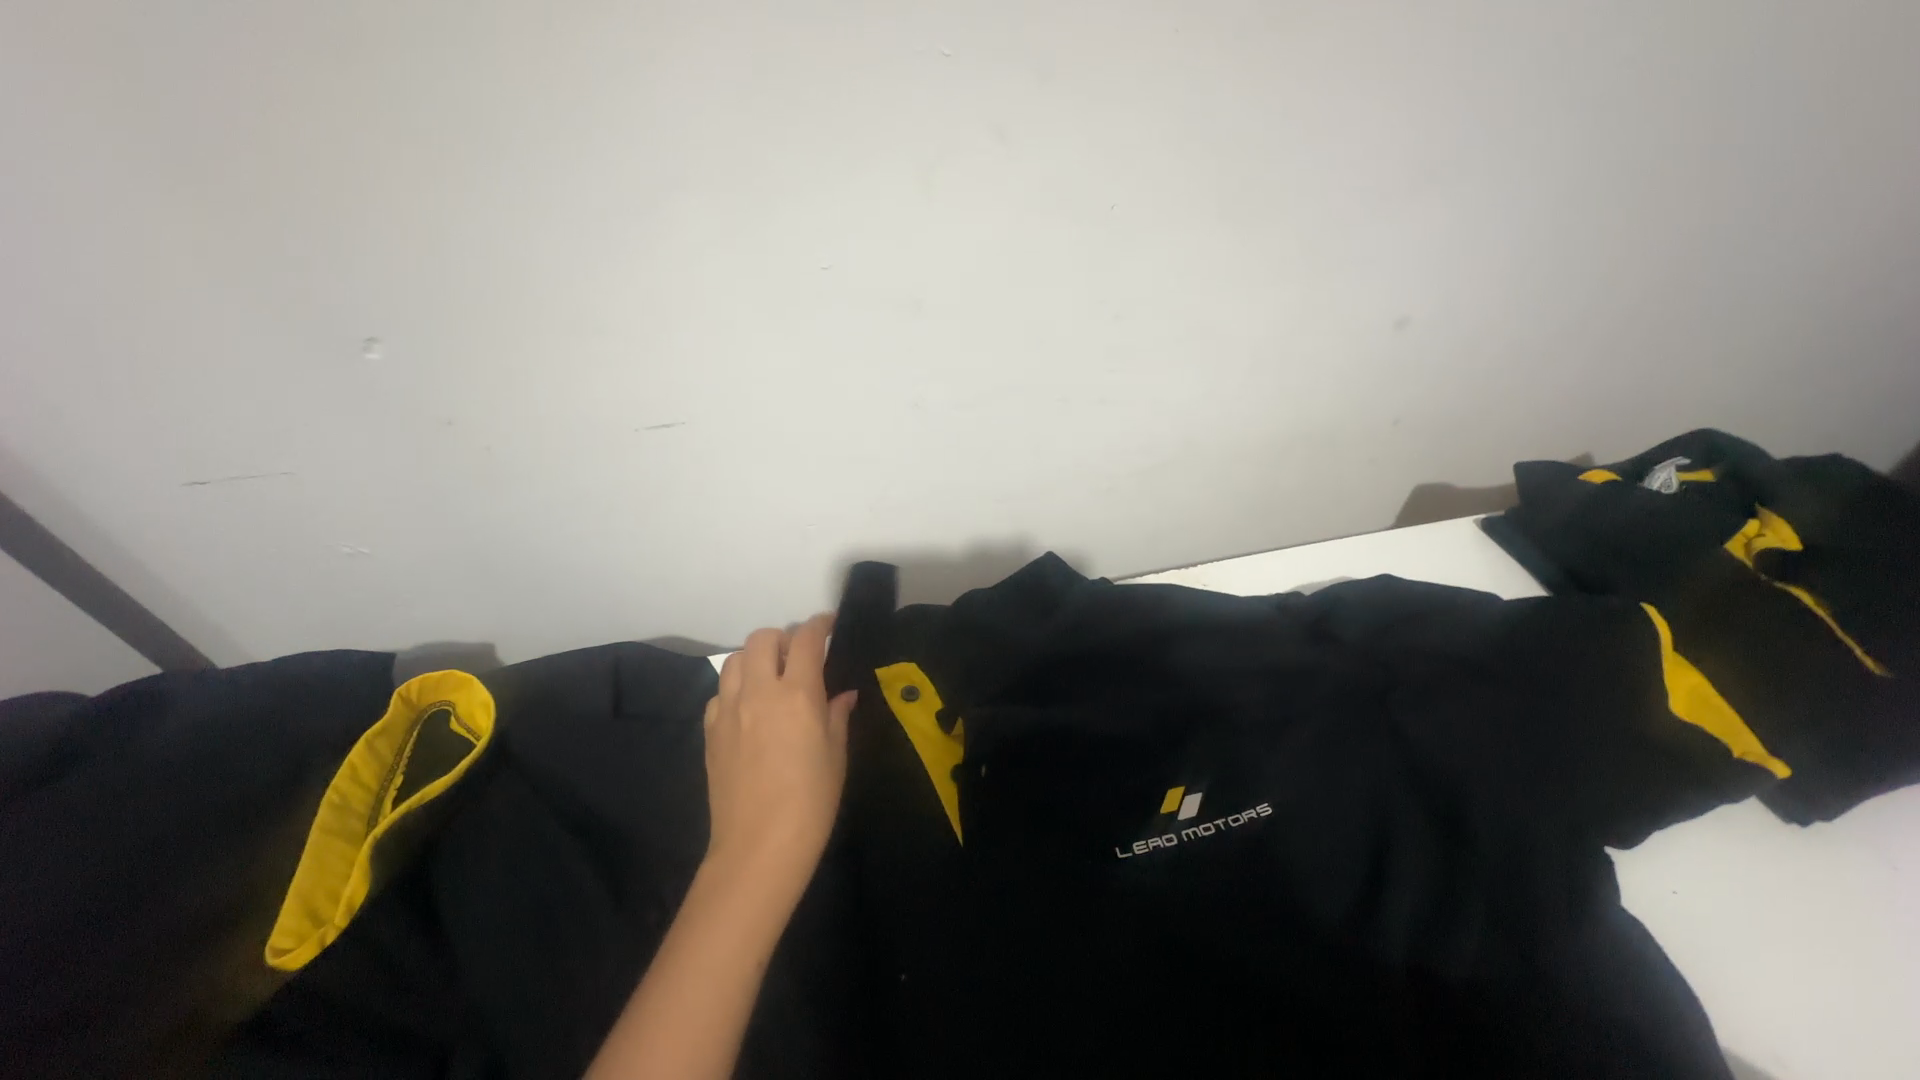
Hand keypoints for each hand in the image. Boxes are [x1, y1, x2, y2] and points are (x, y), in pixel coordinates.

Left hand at [702, 614, 855, 902]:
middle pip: (762, 639)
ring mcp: (728, 710)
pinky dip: (736, 689)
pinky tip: (749, 710)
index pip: (806, 639)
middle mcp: (758, 691)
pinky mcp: (710, 732)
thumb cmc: (811, 803)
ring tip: (770, 677)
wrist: (758, 847)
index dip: (819, 625)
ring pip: (734, 661)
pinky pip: (719, 693)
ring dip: (755, 659)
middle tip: (799, 655)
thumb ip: (837, 716)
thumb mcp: (836, 756)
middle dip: (783, 637)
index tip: (828, 625)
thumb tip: (842, 695)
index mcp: (797, 693)